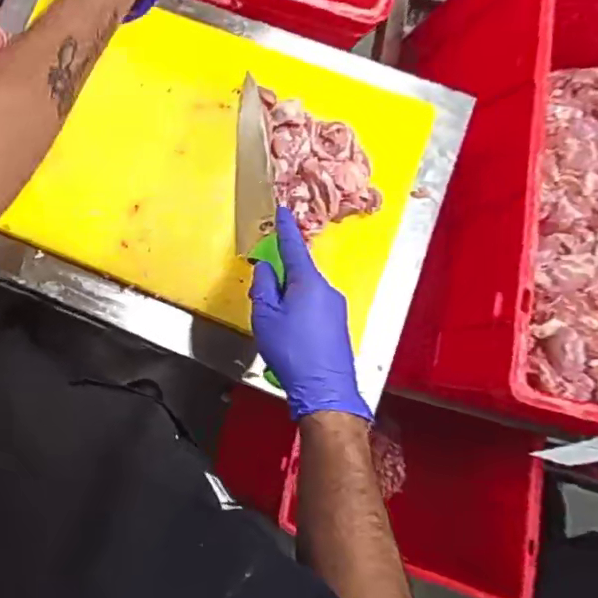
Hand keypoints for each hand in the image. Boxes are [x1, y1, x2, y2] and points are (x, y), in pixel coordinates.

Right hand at [248, 207, 371, 421]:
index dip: (285, 229)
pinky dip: (296, 308)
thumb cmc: (290, 348)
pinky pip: (312, 304)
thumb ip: (263, 286)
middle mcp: (326, 289)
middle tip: (261, 290)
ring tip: (271, 317)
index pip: (294, 247)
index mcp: (308, 282)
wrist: (324, 386)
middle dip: (279, 275)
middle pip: (299, 271)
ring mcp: (334, 306)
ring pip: (305, 290)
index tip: (282, 211)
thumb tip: (266, 267)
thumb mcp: (265, 314)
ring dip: (286, 295)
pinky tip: (285, 327)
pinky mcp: (336, 323)